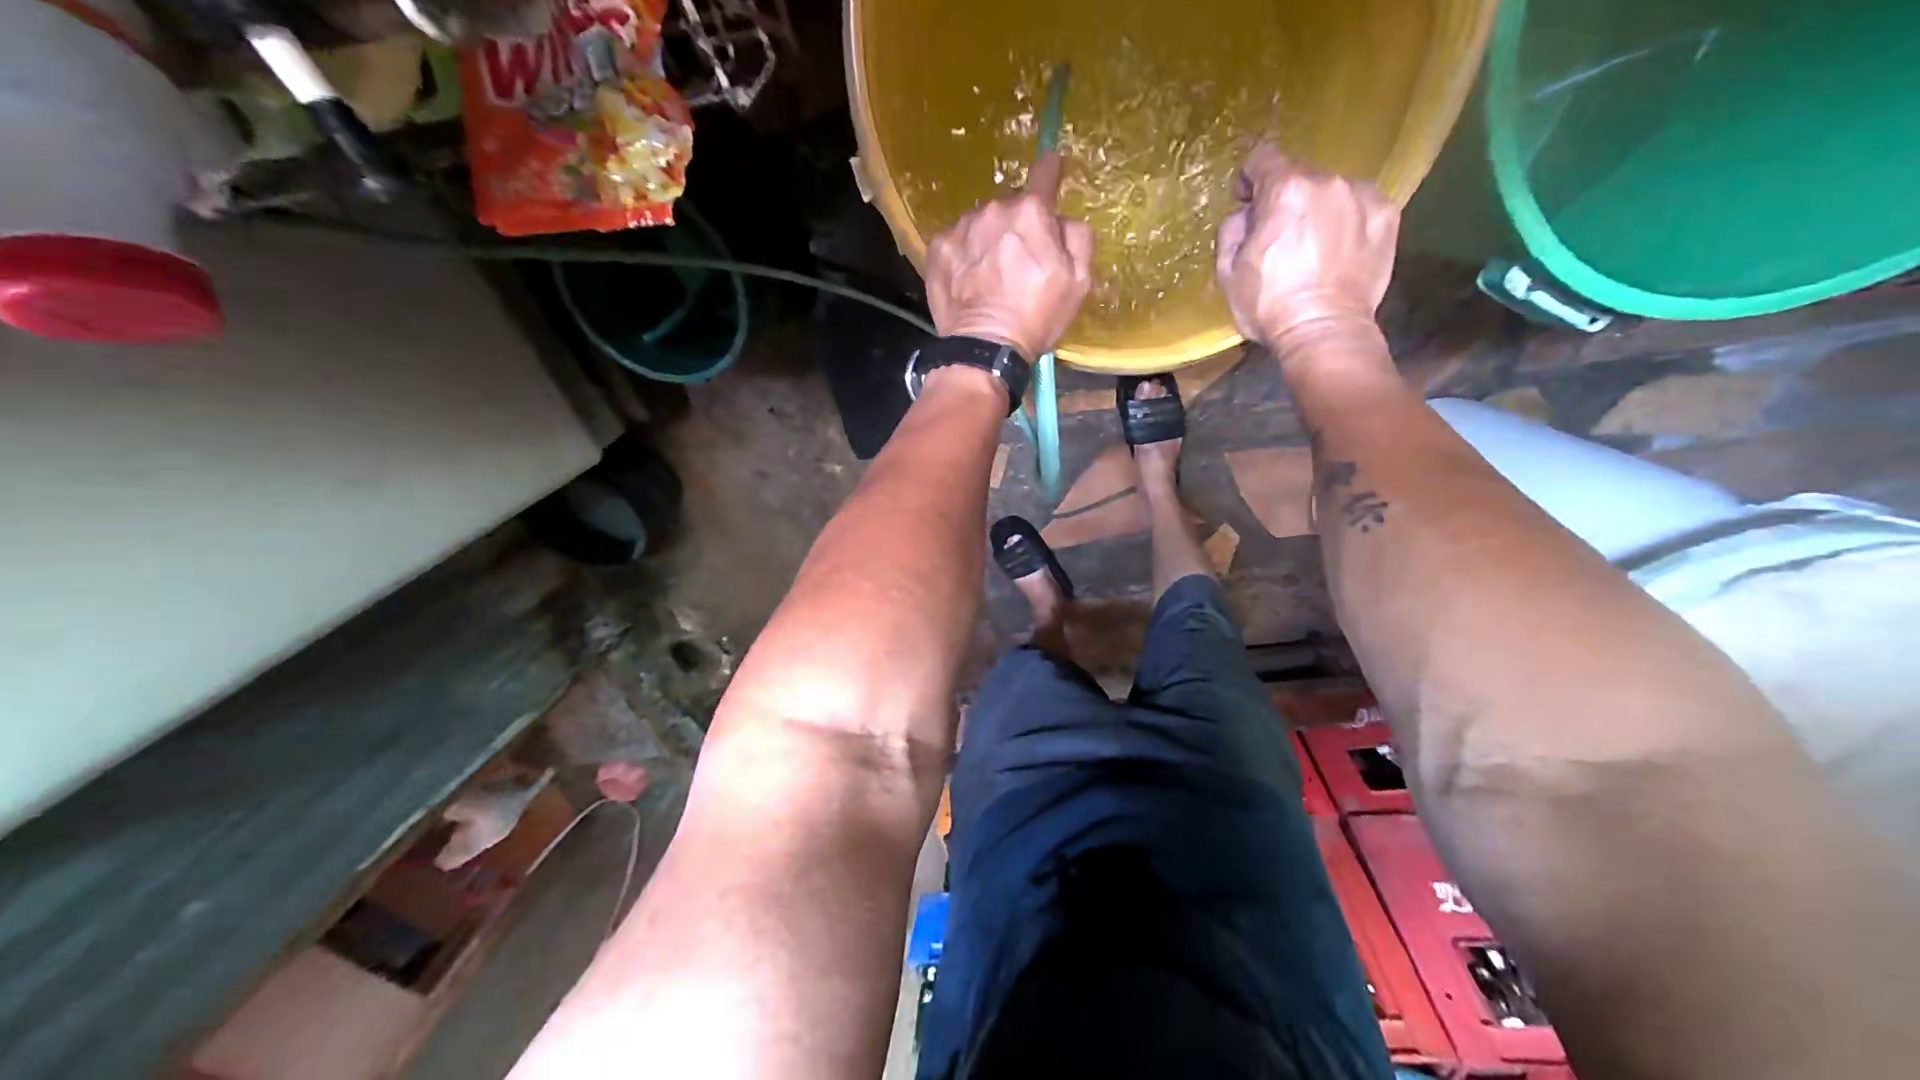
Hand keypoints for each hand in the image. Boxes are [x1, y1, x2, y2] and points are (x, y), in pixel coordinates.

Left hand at [925, 153, 1093, 362]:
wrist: (985, 347)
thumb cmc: (1037, 316)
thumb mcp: (1078, 281)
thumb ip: (1077, 238)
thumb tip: (1063, 221)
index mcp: (1031, 212)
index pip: (1044, 173)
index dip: (1050, 170)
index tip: (1052, 168)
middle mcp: (993, 209)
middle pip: (1009, 207)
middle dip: (1016, 225)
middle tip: (1019, 261)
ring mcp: (960, 228)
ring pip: (980, 223)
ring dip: (987, 240)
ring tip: (990, 275)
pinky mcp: (937, 249)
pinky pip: (956, 242)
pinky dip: (963, 256)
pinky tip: (968, 280)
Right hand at [1216, 144, 1399, 354]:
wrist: (1324, 331)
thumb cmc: (1269, 304)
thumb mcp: (1229, 271)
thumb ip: (1232, 230)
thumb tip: (1246, 215)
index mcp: (1286, 189)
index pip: (1263, 157)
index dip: (1250, 178)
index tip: (1248, 202)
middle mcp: (1329, 181)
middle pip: (1300, 176)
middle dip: (1287, 200)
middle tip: (1282, 237)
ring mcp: (1363, 196)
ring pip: (1331, 192)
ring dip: (1319, 210)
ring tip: (1314, 248)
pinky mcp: (1387, 216)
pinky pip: (1358, 207)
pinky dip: (1347, 222)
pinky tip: (1339, 251)